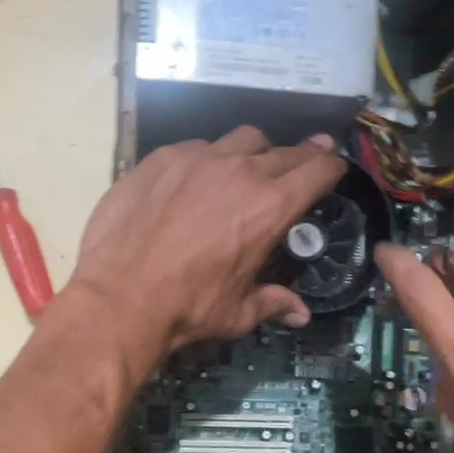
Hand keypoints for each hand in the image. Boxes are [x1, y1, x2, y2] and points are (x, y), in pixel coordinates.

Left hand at [69, 126, 346, 352]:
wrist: (120, 297)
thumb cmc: (188, 309)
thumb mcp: (238, 313)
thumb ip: (272, 302)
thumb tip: (301, 314)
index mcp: (269, 207)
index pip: (317, 169)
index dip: (331, 167)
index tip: (333, 169)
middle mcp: (239, 171)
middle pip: (283, 150)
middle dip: (299, 156)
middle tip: (303, 163)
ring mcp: (196, 159)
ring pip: (239, 139)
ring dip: (252, 151)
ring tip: (246, 167)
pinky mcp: (159, 158)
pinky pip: (194, 147)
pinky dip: (206, 159)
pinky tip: (195, 180)